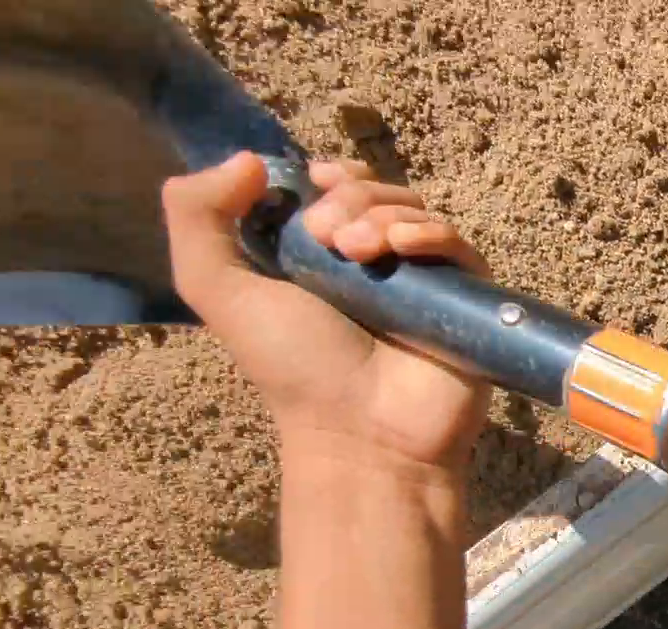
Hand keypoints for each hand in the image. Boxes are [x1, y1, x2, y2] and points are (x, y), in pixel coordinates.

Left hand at [162, 153, 491, 476]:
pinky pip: (461, 249)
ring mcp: (427, 285)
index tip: (313, 186)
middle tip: (328, 241)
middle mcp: (380, 266)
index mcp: (325, 257)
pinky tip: (401, 250)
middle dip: (350, 198)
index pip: (338, 190)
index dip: (328, 177)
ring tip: (358, 255)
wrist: (364, 430)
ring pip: (419, 214)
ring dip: (384, 216)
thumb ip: (198, 213)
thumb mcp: (217, 288)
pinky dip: (431, 235)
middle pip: (379, 194)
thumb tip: (250, 159)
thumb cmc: (295, 367)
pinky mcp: (469, 304)